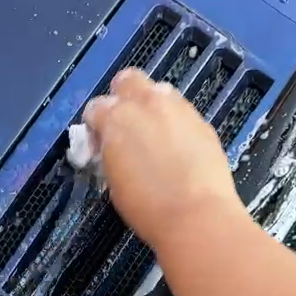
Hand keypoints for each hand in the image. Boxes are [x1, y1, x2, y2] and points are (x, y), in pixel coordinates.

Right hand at [83, 68, 243, 251]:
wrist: (196, 215)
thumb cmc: (147, 209)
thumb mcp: (114, 183)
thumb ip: (110, 155)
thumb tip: (112, 149)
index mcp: (117, 119)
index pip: (95, 107)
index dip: (93, 126)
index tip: (96, 146)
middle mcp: (146, 103)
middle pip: (127, 80)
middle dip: (120, 99)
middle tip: (122, 128)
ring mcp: (178, 107)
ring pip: (157, 91)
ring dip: (149, 107)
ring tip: (151, 137)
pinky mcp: (201, 120)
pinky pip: (180, 111)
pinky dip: (172, 123)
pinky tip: (175, 149)